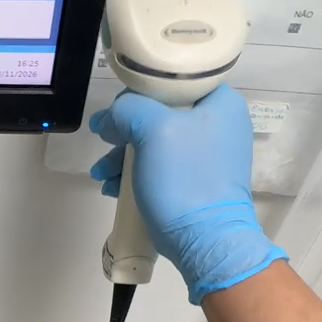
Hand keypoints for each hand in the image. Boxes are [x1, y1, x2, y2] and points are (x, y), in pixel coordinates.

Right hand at [89, 85, 286, 303]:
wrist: (205, 240)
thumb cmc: (183, 180)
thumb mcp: (153, 130)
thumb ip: (128, 111)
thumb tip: (110, 119)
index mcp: (220, 102)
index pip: (173, 81)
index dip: (138, 94)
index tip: (115, 113)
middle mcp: (219, 124)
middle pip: (161, 114)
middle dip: (125, 132)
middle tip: (103, 143)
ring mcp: (209, 156)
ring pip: (156, 143)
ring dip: (123, 157)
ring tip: (102, 175)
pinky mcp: (197, 182)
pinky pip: (160, 168)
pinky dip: (136, 174)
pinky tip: (114, 188)